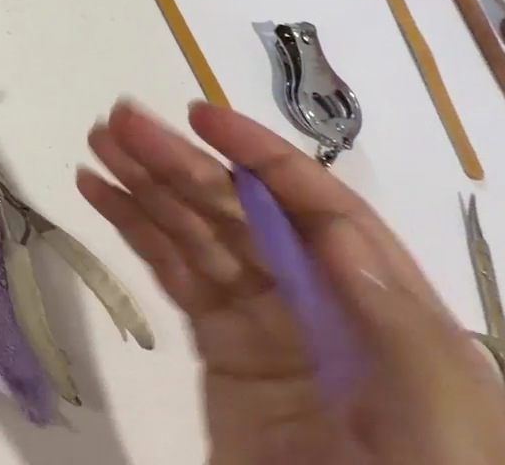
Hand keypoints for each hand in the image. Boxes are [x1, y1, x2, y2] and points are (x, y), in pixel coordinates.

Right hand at [79, 100, 504, 464]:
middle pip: (243, 215)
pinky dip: (133, 229)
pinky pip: (171, 273)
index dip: (261, 159)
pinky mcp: (219, 346)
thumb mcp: (438, 419)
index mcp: (386, 309)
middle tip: (118, 122)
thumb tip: (336, 232)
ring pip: (198, 234)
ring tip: (97, 143)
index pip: (321, 213)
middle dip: (181, 163)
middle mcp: (324, 302)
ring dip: (146, 184)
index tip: (201, 117)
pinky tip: (100, 194)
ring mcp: (266, 322)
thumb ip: (399, 329)